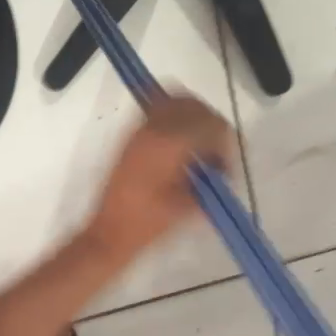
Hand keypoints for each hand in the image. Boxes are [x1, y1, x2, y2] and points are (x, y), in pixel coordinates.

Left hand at [84, 95, 233, 257]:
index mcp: (170, 143)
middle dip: (211, 126)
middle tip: (216, 152)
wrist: (109, 232)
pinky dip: (174, 119)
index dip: (225, 142)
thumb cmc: (149, 223)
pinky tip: (179, 144)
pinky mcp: (130, 137)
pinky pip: (157, 112)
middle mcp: (154, 128)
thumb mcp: (189, 204)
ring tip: (199, 147)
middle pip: (194, 106)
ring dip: (193, 118)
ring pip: (175, 103)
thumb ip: (211, 179)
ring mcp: (139, 130)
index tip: (226, 166)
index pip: (211, 124)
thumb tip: (222, 168)